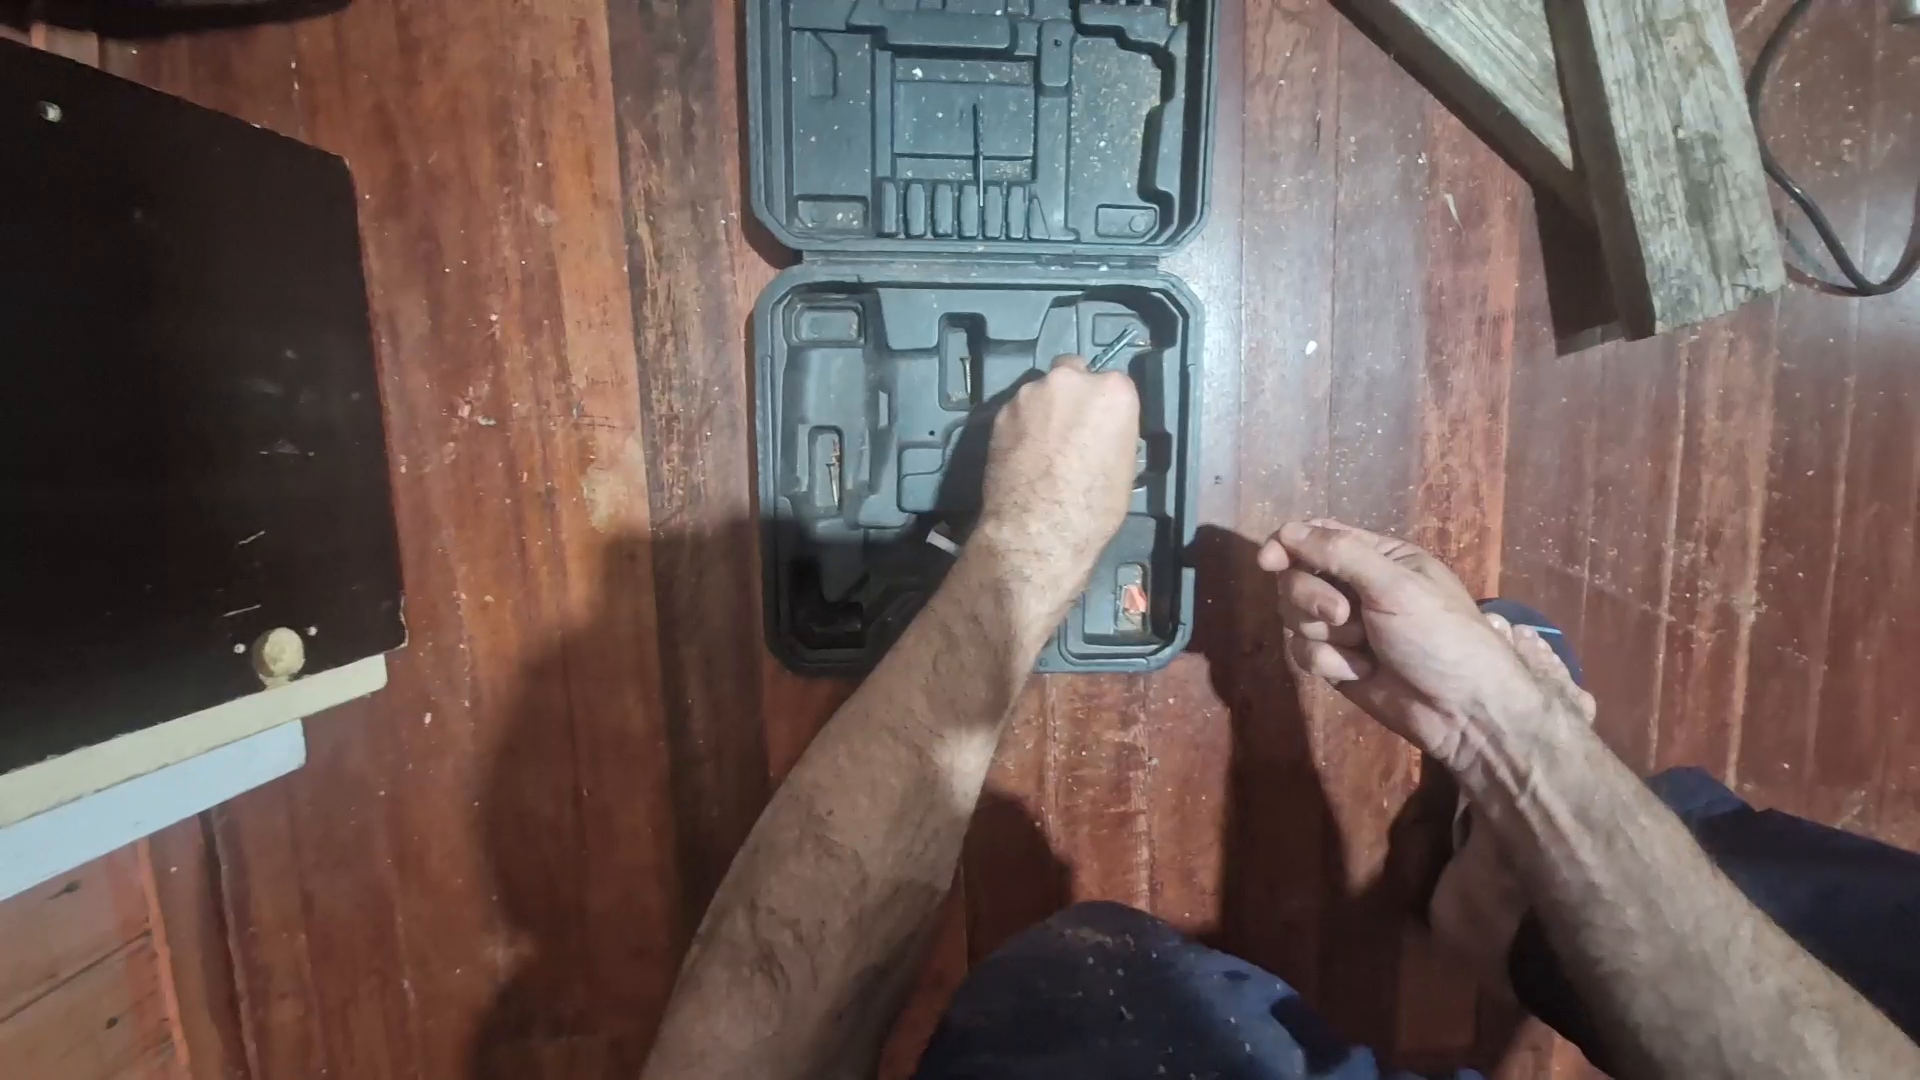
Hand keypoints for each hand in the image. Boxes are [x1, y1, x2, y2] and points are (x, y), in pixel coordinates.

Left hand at [973, 356, 1139, 627]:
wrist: (1038, 530)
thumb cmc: (1093, 506)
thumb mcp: (1123, 467)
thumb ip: (1111, 433)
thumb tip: (1099, 433)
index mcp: (1112, 391)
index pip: (1114, 384)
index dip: (1104, 407)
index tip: (1099, 426)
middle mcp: (1069, 381)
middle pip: (1072, 374)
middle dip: (1071, 396)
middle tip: (1068, 431)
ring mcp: (1029, 394)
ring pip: (1040, 393)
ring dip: (1042, 411)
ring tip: (1041, 448)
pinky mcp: (1000, 413)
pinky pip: (1016, 413)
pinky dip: (1020, 427)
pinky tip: (1021, 455)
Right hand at [1256, 520, 1548, 770]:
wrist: (1462, 711)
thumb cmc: (1440, 637)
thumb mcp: (1395, 585)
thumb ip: (1339, 553)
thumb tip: (1285, 531)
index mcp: (1376, 557)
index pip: (1315, 536)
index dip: (1286, 545)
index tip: (1268, 561)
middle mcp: (1354, 587)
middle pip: (1295, 577)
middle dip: (1311, 598)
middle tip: (1344, 616)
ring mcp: (1343, 626)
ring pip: (1294, 616)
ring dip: (1324, 634)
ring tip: (1361, 647)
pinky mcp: (1334, 660)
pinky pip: (1303, 651)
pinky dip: (1329, 662)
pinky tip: (1361, 672)